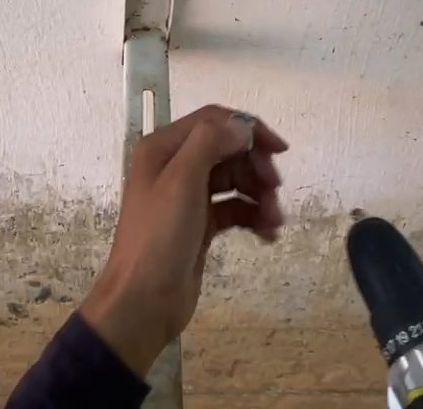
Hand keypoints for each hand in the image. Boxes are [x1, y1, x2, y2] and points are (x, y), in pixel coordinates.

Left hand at [78, 104, 288, 374]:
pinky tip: (268, 234)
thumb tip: (242, 126)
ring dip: (258, 194)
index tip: (280, 151)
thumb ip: (210, 143)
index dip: (248, 129)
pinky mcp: (199, 224)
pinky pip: (233, 208)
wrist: (142, 302)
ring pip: (233, 180)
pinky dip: (252, 215)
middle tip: (275, 190)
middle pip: (227, 149)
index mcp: (163, 146)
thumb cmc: (159, 236)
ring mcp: (187, 195)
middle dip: (255, 166)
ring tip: (274, 220)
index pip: (213, 120)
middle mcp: (174, 164)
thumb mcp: (182, 181)